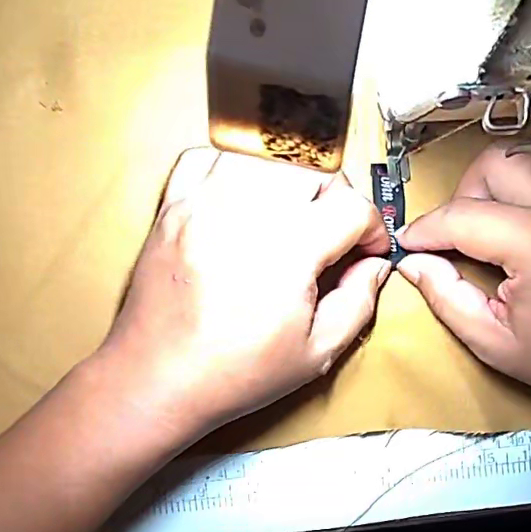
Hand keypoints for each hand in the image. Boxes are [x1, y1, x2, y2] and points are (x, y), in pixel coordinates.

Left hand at [90, 148, 390, 441]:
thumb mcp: (314, 354)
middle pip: (313, 166)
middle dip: (335, 195)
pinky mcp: (173, 207)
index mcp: (287, 251)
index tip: (366, 249)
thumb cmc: (229, 375)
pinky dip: (234, 169)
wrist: (156, 379)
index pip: (352, 207)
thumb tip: (374, 266)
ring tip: (290, 214)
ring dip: (288, 177)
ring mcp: (203, 204)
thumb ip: (357, 303)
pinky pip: (210, 157)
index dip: (372, 230)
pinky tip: (243, 202)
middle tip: (331, 232)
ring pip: (265, 152)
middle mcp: (244, 214)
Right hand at [396, 144, 530, 424]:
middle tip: (462, 236)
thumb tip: (413, 261)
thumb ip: (446, 297)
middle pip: (496, 164)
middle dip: (465, 196)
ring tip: (500, 233)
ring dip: (503, 189)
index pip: (463, 215)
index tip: (410, 242)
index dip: (426, 228)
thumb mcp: (496, 344)